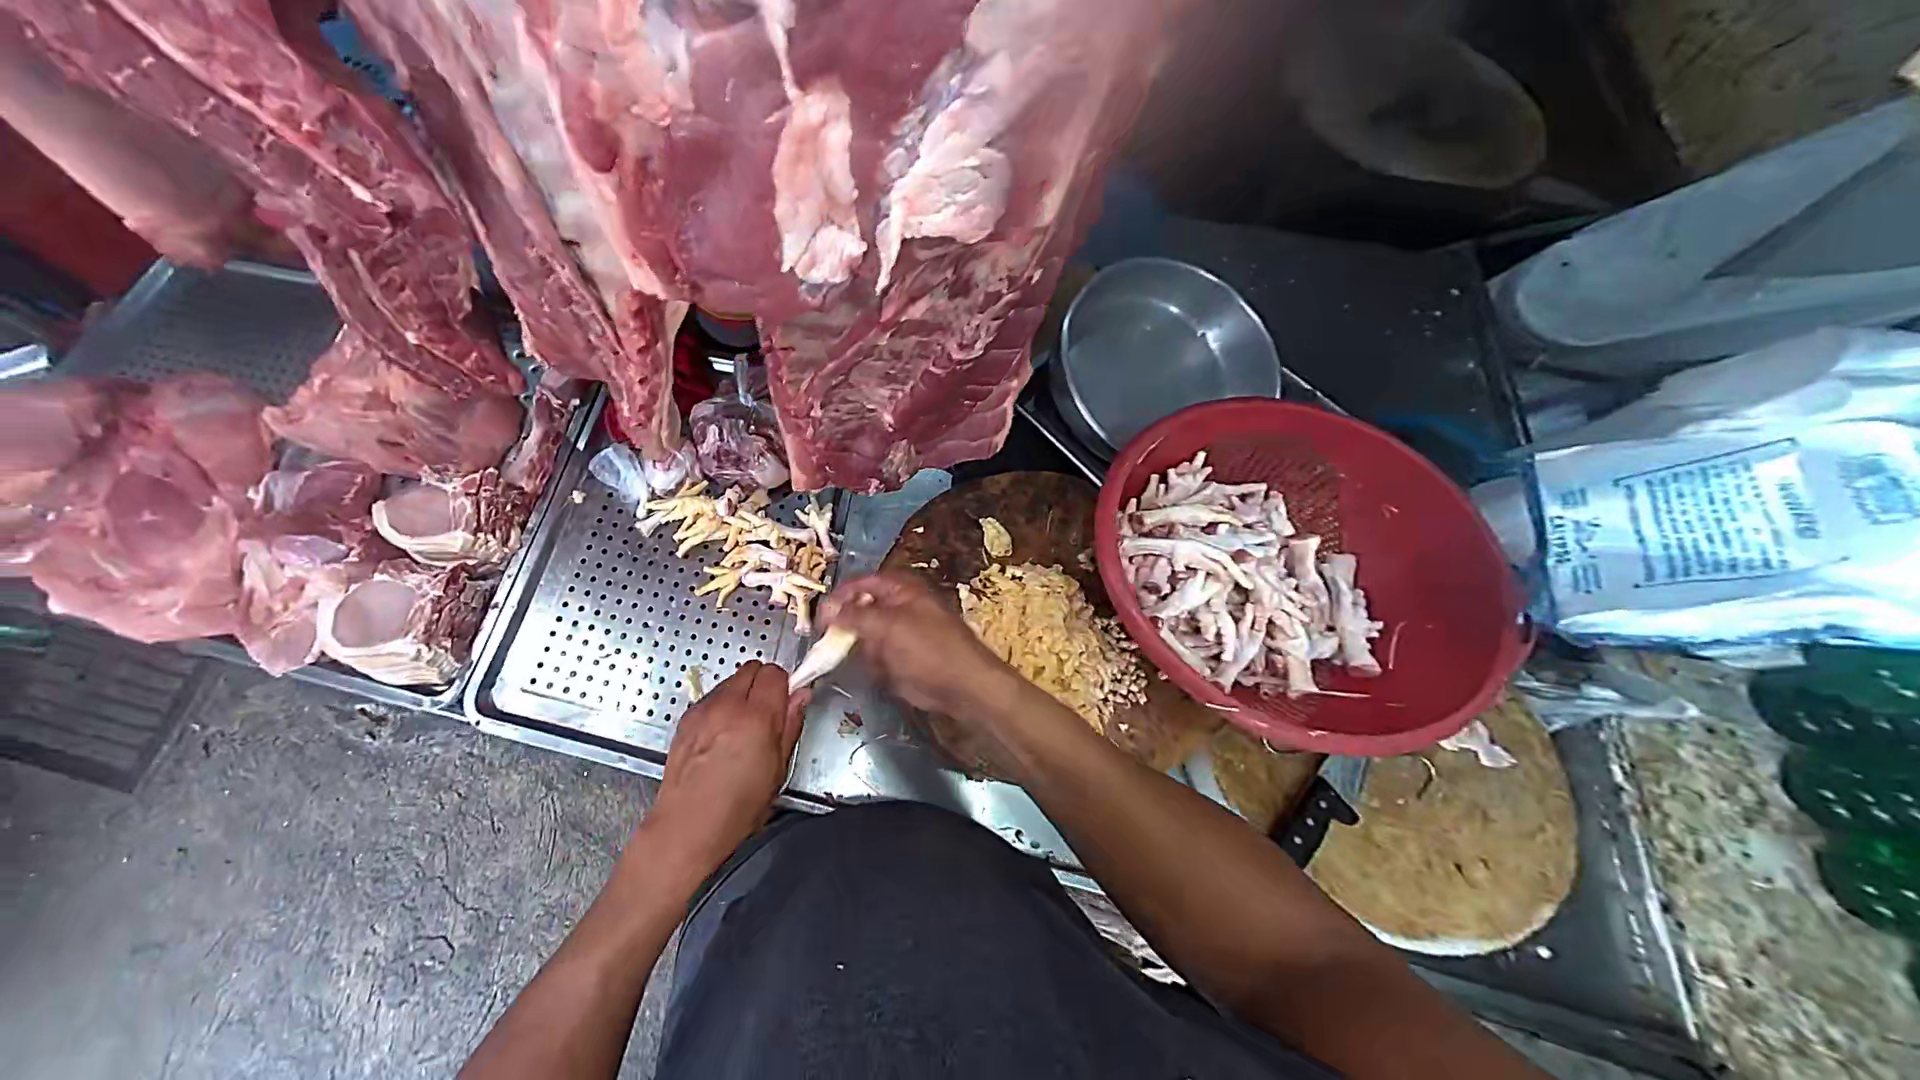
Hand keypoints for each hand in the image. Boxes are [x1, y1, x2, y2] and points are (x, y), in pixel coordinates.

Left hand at [644, 660, 806, 866]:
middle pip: (752, 669)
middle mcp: (727, 706)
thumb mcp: (778, 768)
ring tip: (745, 727)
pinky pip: (712, 698)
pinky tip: (724, 735)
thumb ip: (791, 723)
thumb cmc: (735, 808)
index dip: (786, 685)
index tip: (788, 700)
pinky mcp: (686, 719)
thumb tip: (800, 697)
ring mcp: (703, 711)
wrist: (688, 827)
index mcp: (756, 716)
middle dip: (764, 684)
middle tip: (770, 710)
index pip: (776, 673)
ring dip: (743, 694)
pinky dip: (722, 706)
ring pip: (731, 681)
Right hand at [820, 573, 1021, 718]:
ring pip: (866, 636)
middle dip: (848, 625)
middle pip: (862, 609)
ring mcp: (901, 634)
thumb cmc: (930, 648)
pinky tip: (882, 673)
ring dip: (861, 649)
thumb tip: (828, 608)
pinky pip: (877, 658)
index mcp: (902, 589)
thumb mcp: (889, 626)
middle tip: (832, 641)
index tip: (820, 615)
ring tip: (869, 659)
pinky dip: (874, 665)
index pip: (863, 583)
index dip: (840, 596)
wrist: (963, 686)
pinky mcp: (902, 659)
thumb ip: (856, 615)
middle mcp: (900, 607)